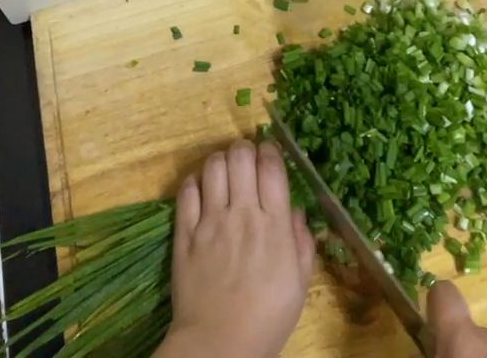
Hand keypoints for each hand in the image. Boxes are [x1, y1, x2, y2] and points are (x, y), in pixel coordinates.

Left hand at [156, 140, 316, 357]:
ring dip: (220, 161)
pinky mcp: (185, 232)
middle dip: (245, 148)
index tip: (270, 153)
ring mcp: (210, 221)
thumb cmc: (267, 318)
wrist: (219, 345)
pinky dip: (195, 181)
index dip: (271, 150)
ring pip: (212, 166)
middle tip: (247, 158)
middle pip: (240, 156)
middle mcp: (242, 213)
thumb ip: (302, 243)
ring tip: (225, 171)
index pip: (271, 166)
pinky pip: (187, 191)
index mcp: (274, 225)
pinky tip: (201, 188)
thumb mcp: (299, 283)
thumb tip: (296, 211)